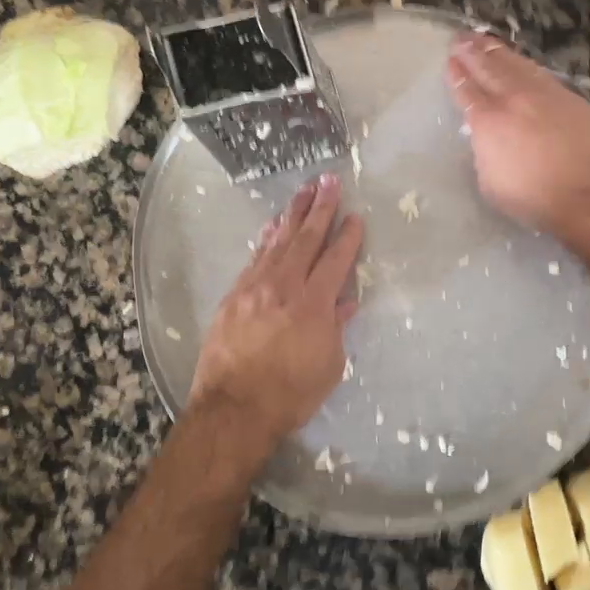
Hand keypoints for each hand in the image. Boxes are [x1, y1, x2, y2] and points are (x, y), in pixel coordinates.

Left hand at [189, 172, 364, 445]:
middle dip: (320, 208)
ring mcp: (255, 288)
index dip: (347, 236)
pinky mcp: (234, 296)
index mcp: (313, 303)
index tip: (355, 215)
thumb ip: (335, 328)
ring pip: (277, 241)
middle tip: (328, 180)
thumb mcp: (328, 365)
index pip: (335, 260)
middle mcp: (284, 286)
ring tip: (303, 190)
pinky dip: (266, 238)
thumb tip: (344, 302)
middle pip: (305, 238)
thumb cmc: (289, 393)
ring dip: (292, 213)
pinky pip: (254, 257)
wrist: (233, 408)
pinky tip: (272, 225)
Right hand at [445, 33, 589, 248]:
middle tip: (460, 39)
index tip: (450, 61)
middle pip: (489, 67)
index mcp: (489, 121)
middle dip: (472, 52)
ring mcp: (546, 94)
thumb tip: (485, 136)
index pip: (467, 91)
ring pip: (516, 64)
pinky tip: (521, 62)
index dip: (456, 75)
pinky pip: (540, 73)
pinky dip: (524, 64)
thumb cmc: (536, 200)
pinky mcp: (571, 99)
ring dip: (497, 50)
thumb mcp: (491, 182)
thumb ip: (484, 151)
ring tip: (484, 40)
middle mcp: (515, 98)